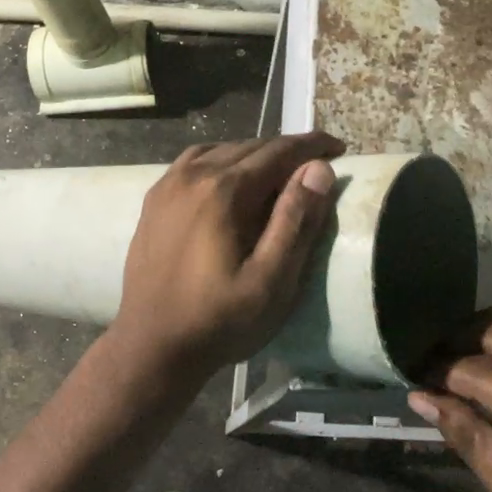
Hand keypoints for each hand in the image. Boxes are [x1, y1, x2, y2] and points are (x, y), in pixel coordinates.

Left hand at [110, 132, 345, 372]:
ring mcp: (168, 184)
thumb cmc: (218, 320)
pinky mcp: (154, 200)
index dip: (312, 146)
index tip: (339, 147)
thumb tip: (319, 168)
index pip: (278, 151)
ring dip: (254, 154)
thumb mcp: (271, 280)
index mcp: (224, 190)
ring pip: (221, 151)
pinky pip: (193, 162)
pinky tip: (231, 179)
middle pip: (250, 147)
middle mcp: (193, 174)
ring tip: (279, 173)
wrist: (151, 346)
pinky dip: (221, 160)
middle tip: (317, 166)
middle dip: (287, 151)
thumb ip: (296, 220)